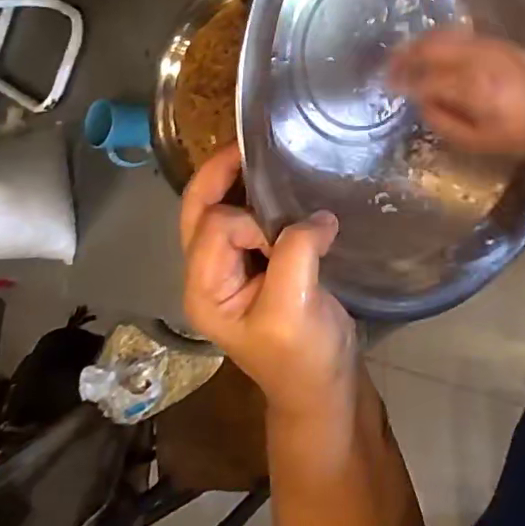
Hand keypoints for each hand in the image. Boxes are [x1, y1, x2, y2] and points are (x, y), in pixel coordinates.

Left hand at [178, 142, 357, 414]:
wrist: (323, 384)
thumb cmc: (301, 355)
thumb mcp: (291, 310)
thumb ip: (294, 254)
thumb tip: (317, 216)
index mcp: (205, 288)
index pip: (215, 227)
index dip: (252, 219)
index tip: (290, 231)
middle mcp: (212, 272)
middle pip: (201, 209)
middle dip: (220, 173)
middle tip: (252, 141)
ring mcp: (237, 266)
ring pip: (224, 209)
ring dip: (242, 181)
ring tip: (273, 157)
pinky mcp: (265, 261)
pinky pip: (255, 217)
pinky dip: (267, 196)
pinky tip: (293, 188)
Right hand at [387, 29, 524, 158]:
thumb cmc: (521, 134)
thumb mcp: (479, 142)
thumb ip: (445, 122)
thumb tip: (422, 104)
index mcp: (471, 88)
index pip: (425, 79)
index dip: (403, 82)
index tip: (388, 86)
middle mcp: (476, 60)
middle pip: (430, 48)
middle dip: (405, 55)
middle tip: (389, 65)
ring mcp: (488, 46)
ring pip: (444, 35)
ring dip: (420, 43)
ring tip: (405, 54)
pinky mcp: (497, 41)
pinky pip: (460, 33)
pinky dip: (440, 38)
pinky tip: (434, 49)